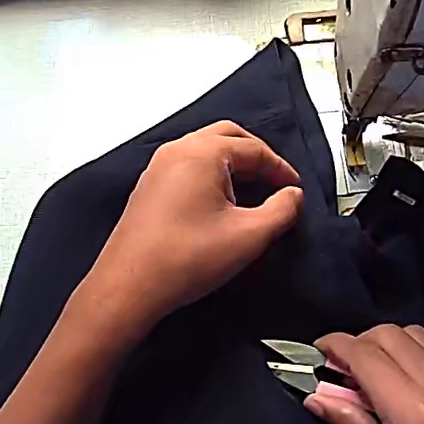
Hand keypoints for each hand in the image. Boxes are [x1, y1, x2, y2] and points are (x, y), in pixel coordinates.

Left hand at [81, 121, 304, 329]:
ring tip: (252, 193)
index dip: (280, 168)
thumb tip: (293, 196)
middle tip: (275, 180)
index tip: (293, 189)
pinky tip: (221, 204)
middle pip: (227, 137)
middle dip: (256, 156)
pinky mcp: (149, 188)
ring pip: (205, 150)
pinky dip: (211, 175)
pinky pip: (187, 167)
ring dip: (233, 164)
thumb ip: (282, 210)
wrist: (129, 286)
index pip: (254, 148)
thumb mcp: (250, 236)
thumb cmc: (184, 259)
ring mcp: (158, 168)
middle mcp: (176, 151)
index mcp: (202, 153)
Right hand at [306, 325, 423, 423]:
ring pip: (415, 334)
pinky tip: (405, 390)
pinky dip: (412, 356)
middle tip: (340, 376)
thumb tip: (319, 399)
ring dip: (385, 346)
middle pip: (389, 333)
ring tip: (371, 383)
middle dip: (357, 344)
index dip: (333, 347)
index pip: (365, 353)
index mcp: (420, 414)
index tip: (315, 356)